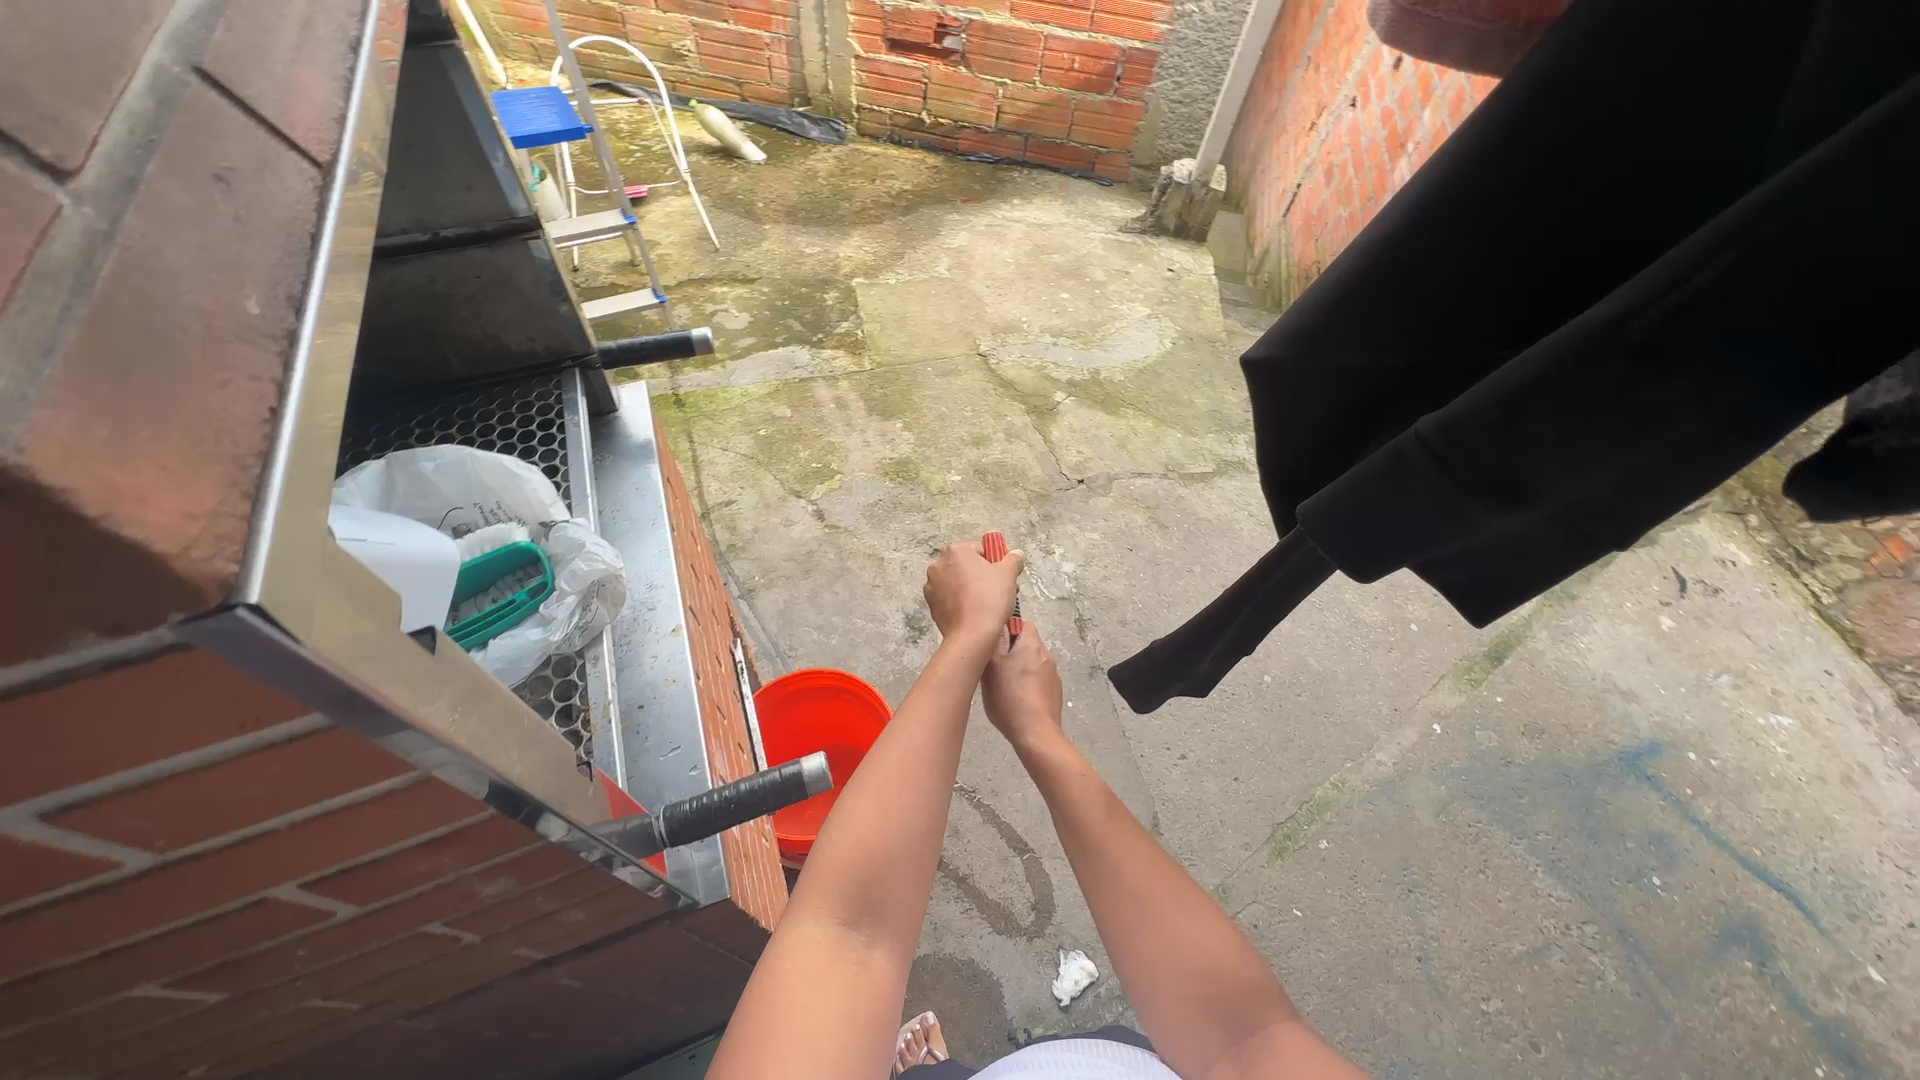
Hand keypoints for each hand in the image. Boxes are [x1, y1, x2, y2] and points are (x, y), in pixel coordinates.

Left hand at [924, 540, 1023, 642]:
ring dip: (971, 588)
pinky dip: (960, 601)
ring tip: (988, 603)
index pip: (979, 549)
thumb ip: (1013, 559)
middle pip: (966, 565)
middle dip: (982, 575)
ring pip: (957, 582)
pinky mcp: (931, 605)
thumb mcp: (1009, 574)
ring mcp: (931, 585)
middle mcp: (938, 564)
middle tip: (999, 589)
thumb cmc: (990, 598)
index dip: (994, 562)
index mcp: (955, 550)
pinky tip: (974, 612)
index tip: (1003, 576)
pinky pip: (950, 598)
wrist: (972, 634)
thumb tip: (1017, 554)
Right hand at [982, 625, 1064, 753]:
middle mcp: (1047, 656)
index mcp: (1033, 646)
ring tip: (1006, 687)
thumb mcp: (991, 667)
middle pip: (1028, 645)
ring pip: (1034, 664)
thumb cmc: (1009, 697)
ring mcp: (1054, 676)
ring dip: (1021, 670)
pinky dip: (1030, 685)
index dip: (1009, 630)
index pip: (1024, 624)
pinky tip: (1018, 701)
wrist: (1035, 733)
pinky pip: (1040, 681)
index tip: (996, 645)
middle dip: (1013, 652)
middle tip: (996, 668)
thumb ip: (995, 642)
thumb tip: (998, 625)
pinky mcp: (1055, 694)